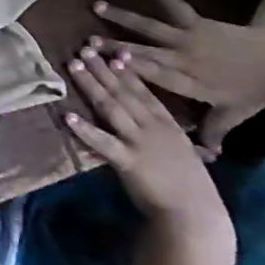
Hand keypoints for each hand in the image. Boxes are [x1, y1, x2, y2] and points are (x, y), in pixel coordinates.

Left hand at [64, 42, 227, 230]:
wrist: (196, 217)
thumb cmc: (192, 188)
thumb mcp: (186, 153)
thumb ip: (172, 136)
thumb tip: (161, 125)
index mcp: (168, 125)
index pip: (144, 91)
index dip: (127, 71)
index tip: (114, 52)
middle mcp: (153, 127)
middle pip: (123, 91)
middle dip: (102, 68)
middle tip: (84, 48)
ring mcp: (139, 142)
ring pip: (110, 106)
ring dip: (90, 84)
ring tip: (73, 65)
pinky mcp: (127, 160)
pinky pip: (102, 141)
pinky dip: (85, 129)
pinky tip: (68, 116)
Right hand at [95, 0, 264, 150]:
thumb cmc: (254, 89)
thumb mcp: (236, 114)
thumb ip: (215, 129)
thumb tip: (204, 154)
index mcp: (192, 84)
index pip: (157, 77)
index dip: (133, 70)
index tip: (109, 64)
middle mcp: (185, 60)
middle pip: (145, 52)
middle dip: (115, 45)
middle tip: (89, 41)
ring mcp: (189, 39)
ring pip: (151, 27)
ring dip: (124, 17)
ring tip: (98, 7)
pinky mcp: (197, 23)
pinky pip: (178, 7)